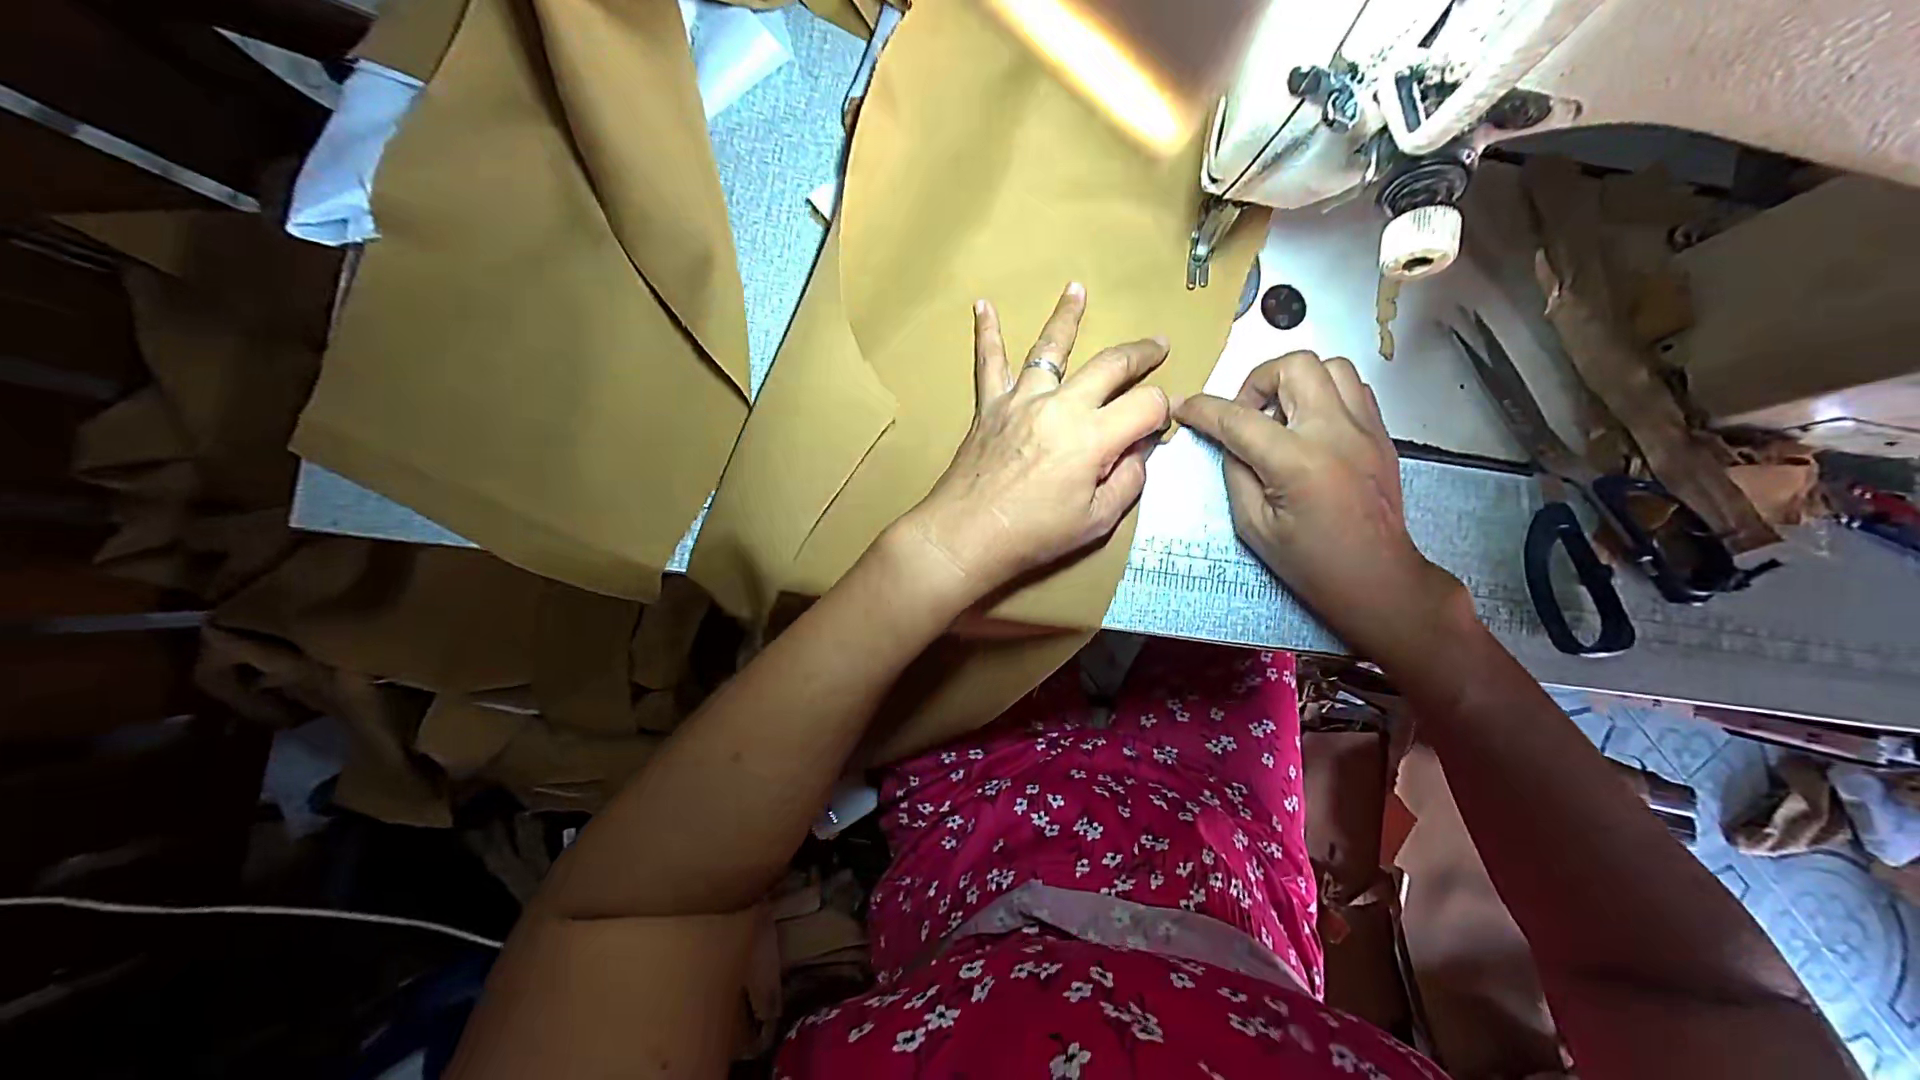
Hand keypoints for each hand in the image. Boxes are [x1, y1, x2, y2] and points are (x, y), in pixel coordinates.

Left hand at [889, 283, 1171, 605]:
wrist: (966, 535)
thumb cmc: (1033, 535)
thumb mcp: (1096, 521)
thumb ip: (1128, 480)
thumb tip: (1138, 449)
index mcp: (1093, 437)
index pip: (1146, 406)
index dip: (1162, 414)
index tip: (1158, 428)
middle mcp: (1060, 406)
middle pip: (1110, 364)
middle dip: (1141, 352)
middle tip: (1157, 344)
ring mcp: (1021, 400)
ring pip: (1049, 348)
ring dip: (1066, 317)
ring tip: (1077, 290)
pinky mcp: (990, 406)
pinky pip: (989, 364)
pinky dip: (987, 334)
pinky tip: (983, 307)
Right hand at [1174, 351, 1466, 659]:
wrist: (1376, 578)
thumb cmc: (1310, 562)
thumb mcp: (1252, 524)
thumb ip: (1235, 472)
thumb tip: (1228, 440)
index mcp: (1298, 463)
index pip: (1238, 418)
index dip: (1202, 410)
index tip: (1184, 408)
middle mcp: (1336, 433)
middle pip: (1293, 366)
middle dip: (1256, 383)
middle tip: (1246, 416)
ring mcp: (1365, 428)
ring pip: (1329, 366)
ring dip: (1294, 383)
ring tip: (1280, 417)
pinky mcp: (1380, 433)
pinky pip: (1351, 387)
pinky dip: (1323, 394)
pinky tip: (1308, 425)